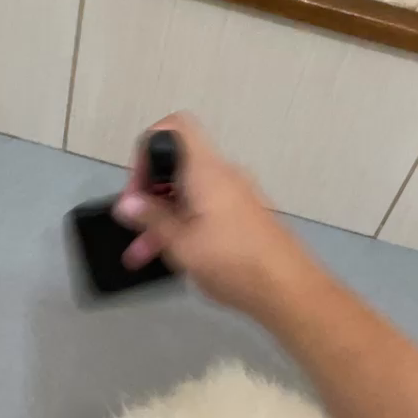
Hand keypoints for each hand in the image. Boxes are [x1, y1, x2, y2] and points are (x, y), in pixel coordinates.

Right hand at [113, 113, 321, 316]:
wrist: (289, 290)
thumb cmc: (233, 262)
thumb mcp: (182, 244)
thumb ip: (152, 219)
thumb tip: (127, 203)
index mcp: (206, 169)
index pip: (174, 127)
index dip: (147, 149)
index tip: (138, 188)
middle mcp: (223, 174)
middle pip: (177, 165)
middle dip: (150, 194)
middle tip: (134, 226)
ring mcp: (237, 195)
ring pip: (189, 193)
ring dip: (164, 217)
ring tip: (143, 254)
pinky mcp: (245, 215)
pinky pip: (206, 208)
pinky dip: (185, 224)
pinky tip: (174, 255)